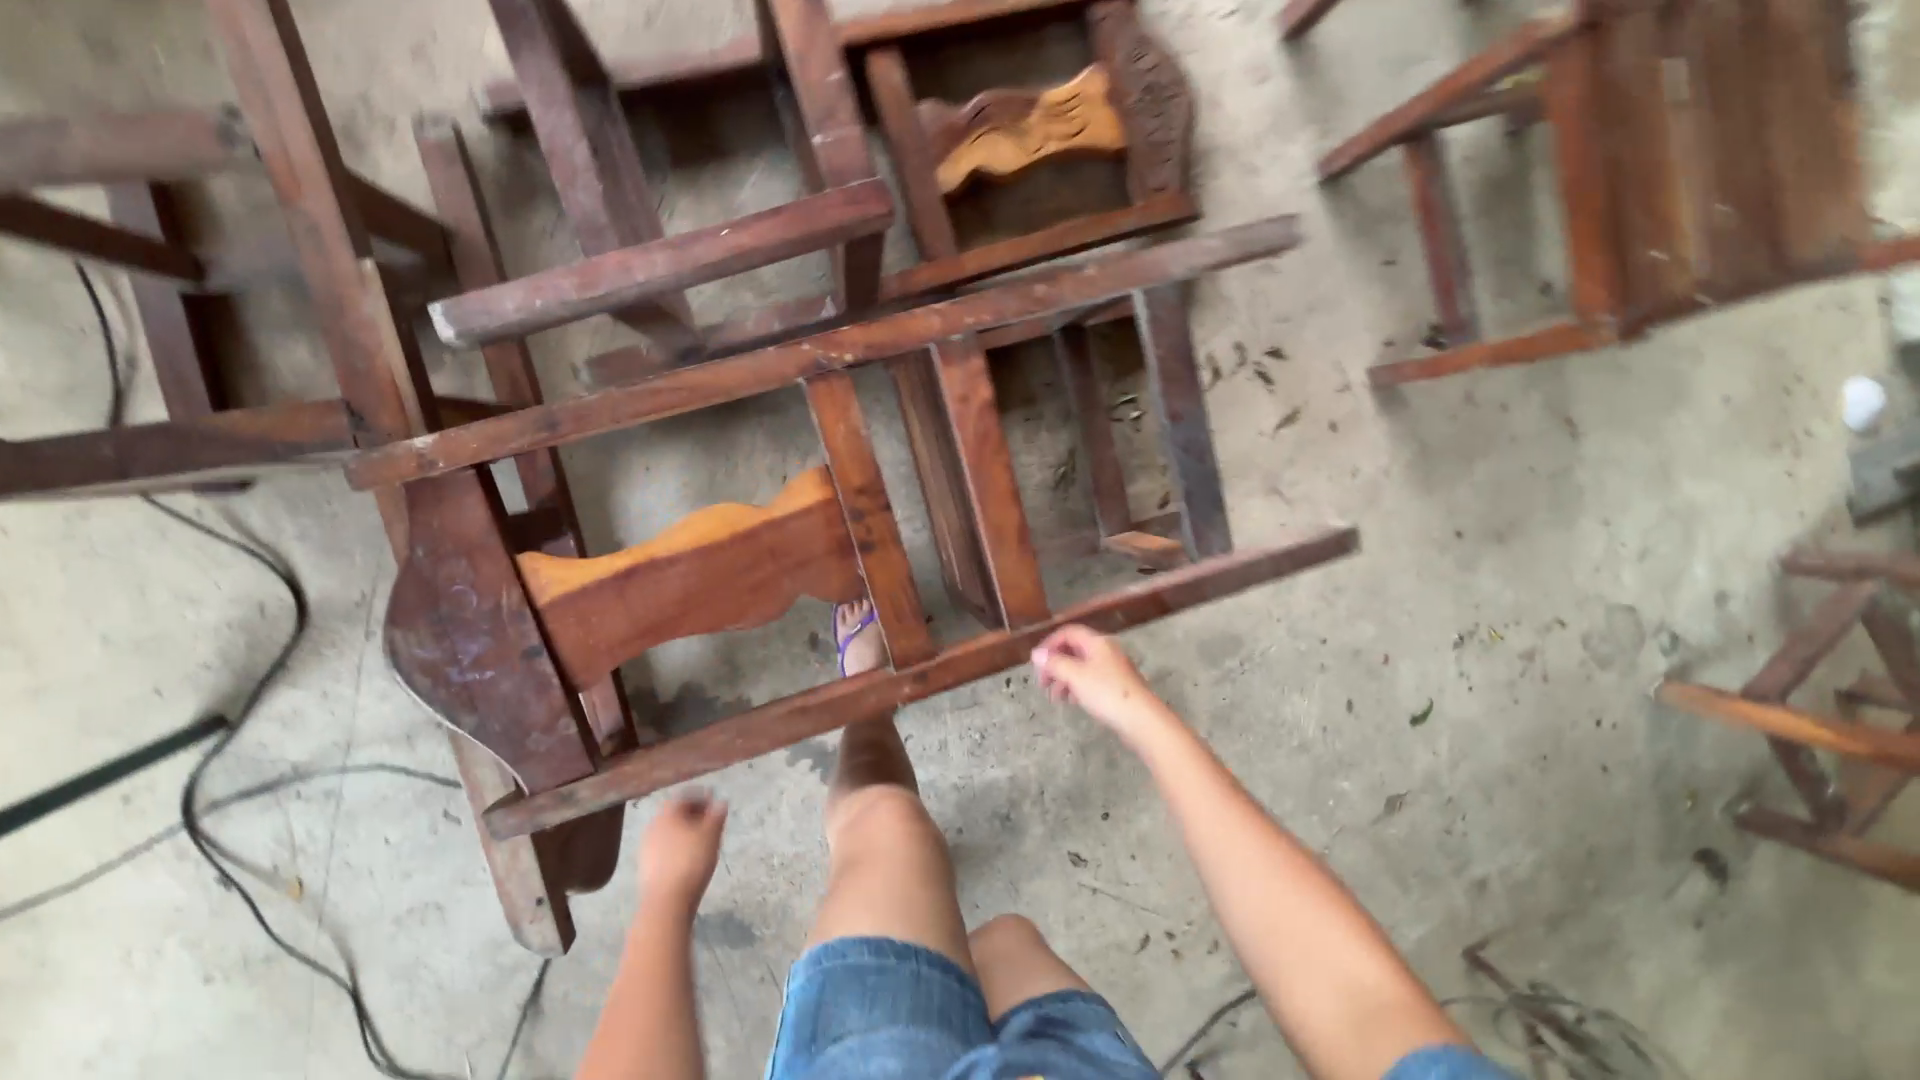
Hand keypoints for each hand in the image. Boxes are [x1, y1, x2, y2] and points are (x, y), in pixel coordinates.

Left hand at [637, 790, 727, 917]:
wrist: (666, 901)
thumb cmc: (691, 861)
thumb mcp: (711, 835)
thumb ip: (716, 816)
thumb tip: (721, 802)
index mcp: (667, 814)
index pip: (684, 796)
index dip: (701, 796)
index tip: (715, 800)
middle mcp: (653, 826)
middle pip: (675, 814)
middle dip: (693, 814)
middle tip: (710, 819)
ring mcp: (647, 847)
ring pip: (670, 832)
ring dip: (685, 831)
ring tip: (703, 840)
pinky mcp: (646, 866)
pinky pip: (665, 848)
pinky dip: (678, 847)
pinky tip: (690, 857)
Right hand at [1031, 625, 1180, 745]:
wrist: (1141, 719)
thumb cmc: (1106, 693)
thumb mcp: (1075, 676)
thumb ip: (1054, 663)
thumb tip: (1036, 654)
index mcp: (1097, 643)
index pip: (1068, 633)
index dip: (1049, 644)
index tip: (1036, 663)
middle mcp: (1106, 651)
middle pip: (1073, 650)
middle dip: (1055, 664)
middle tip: (1042, 683)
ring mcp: (1112, 669)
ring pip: (1081, 667)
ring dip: (1063, 678)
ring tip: (1054, 697)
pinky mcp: (1116, 686)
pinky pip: (1090, 680)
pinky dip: (1077, 687)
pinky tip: (1072, 701)